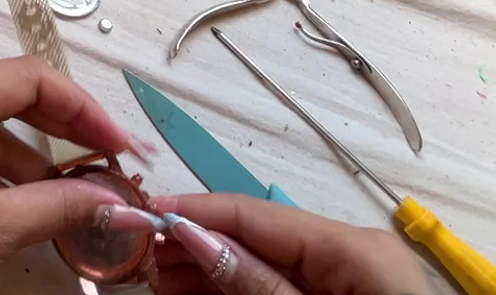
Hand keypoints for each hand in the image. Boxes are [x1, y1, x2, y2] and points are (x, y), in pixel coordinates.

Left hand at [0, 56, 137, 294]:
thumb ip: (57, 205)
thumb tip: (112, 198)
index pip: (26, 78)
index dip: (82, 109)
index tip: (120, 146)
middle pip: (6, 96)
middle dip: (59, 134)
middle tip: (107, 169)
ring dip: (27, 163)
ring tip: (72, 203)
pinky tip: (24, 206)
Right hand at [138, 193, 428, 294]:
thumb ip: (255, 284)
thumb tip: (188, 231)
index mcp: (353, 247)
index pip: (253, 211)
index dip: (194, 210)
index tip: (142, 210)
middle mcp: (352, 252)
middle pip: (255, 236)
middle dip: (197, 246)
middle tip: (144, 257)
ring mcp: (351, 281)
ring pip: (264, 263)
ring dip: (211, 272)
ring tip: (163, 281)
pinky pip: (281, 286)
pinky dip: (239, 292)